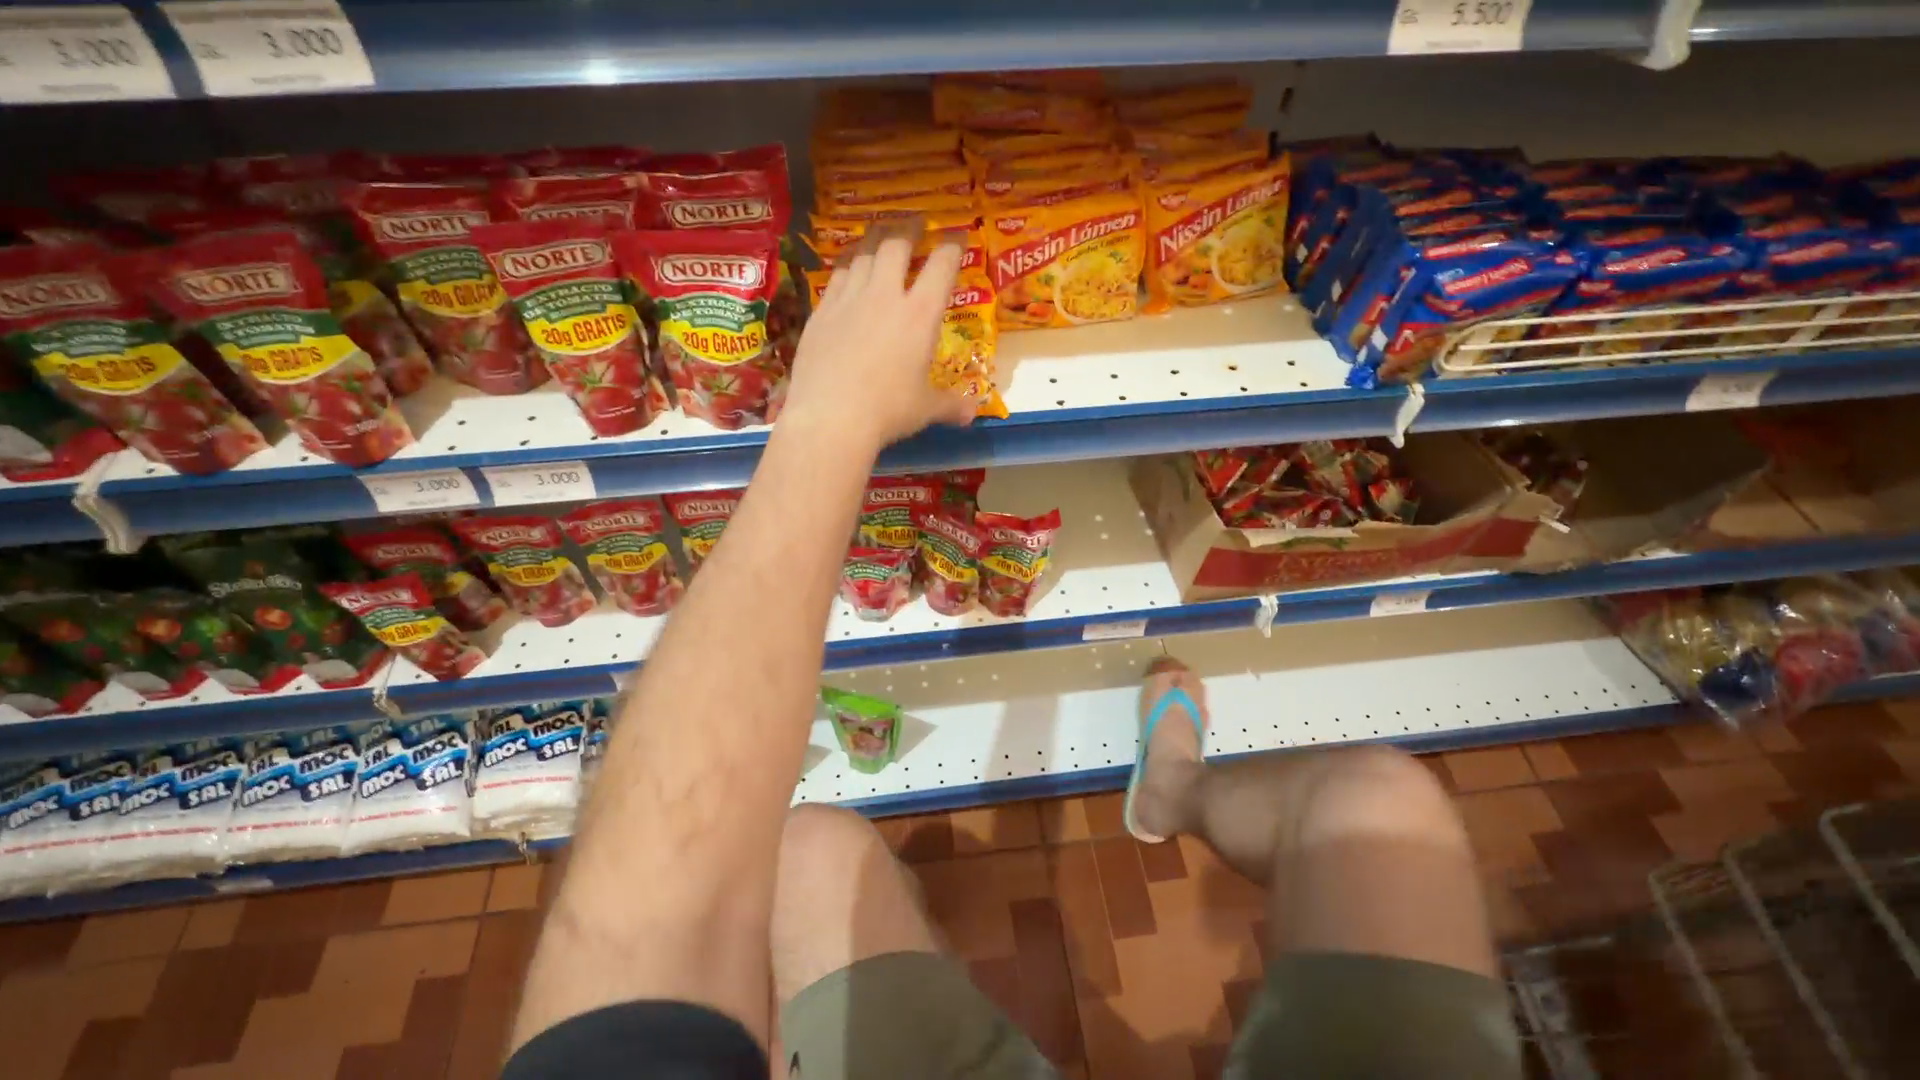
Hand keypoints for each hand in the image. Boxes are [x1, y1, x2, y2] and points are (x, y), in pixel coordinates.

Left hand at [779, 218, 975, 451]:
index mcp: (920, 315)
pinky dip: (848, 266)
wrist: (831, 416)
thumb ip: (949, 405)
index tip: (958, 236)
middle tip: (914, 223)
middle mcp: (885, 296)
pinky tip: (848, 268)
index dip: (953, 246)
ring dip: (874, 241)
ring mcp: (849, 300)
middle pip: (896, 245)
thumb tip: (971, 414)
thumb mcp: (925, 409)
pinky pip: (837, 276)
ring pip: (863, 254)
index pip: (942, 266)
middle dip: (908, 228)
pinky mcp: (821, 312)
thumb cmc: (887, 411)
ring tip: (880, 236)